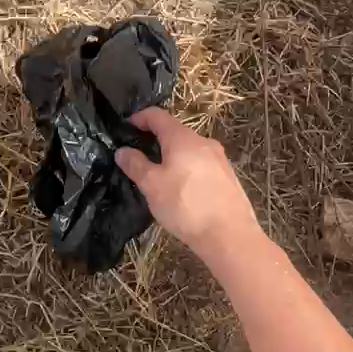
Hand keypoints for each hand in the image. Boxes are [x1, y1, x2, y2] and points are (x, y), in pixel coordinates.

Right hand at [115, 108, 260, 255]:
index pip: (157, 116)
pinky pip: (201, 165)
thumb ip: (135, 165)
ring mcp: (219, 160)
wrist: (230, 236)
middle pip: (175, 132)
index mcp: (183, 138)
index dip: (139, 117)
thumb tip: (122, 151)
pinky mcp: (227, 177)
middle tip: (138, 155)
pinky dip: (186, 168)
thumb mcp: (152, 185)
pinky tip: (181, 190)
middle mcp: (203, 142)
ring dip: (171, 156)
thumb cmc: (185, 205)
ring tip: (158, 175)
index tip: (126, 127)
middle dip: (155, 140)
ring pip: (189, 150)